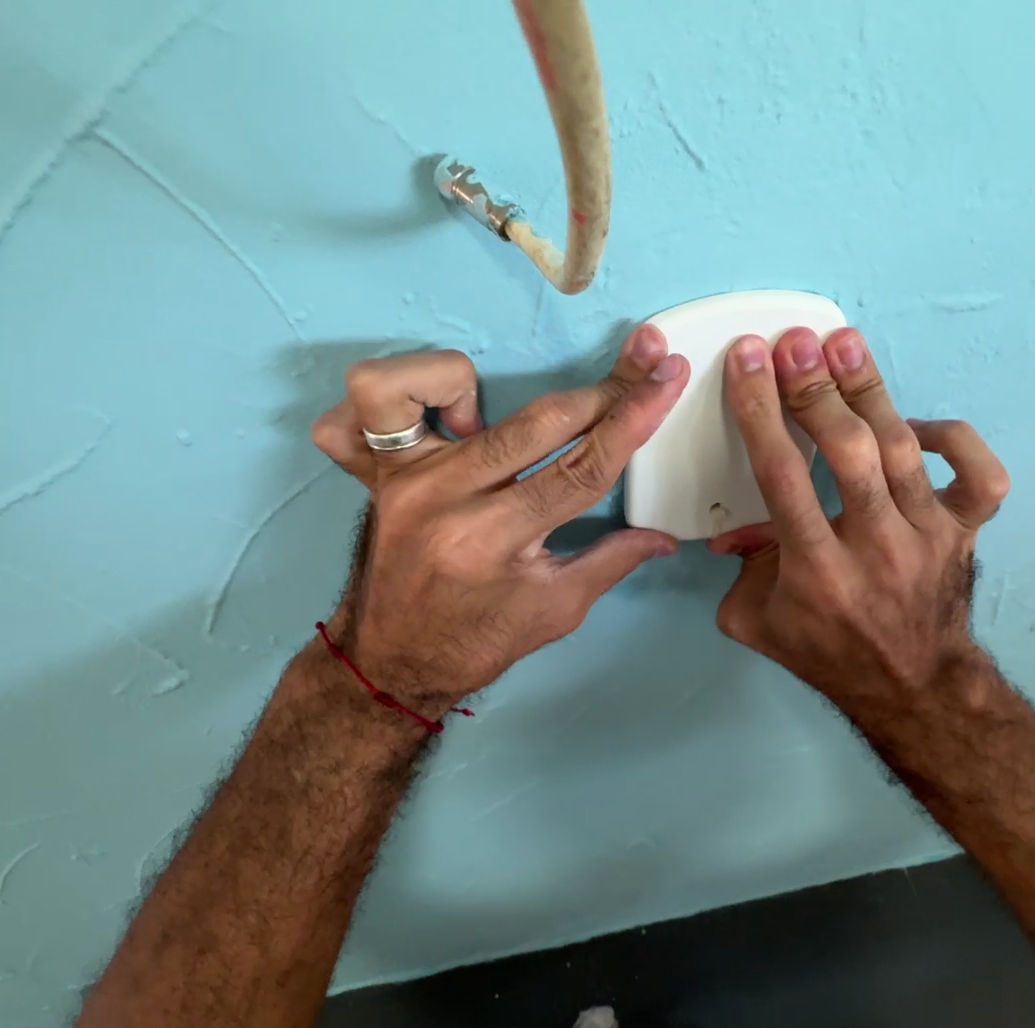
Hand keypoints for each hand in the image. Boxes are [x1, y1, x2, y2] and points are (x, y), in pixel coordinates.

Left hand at [310, 327, 689, 712]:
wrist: (390, 659)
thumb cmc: (477, 640)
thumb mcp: (554, 612)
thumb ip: (611, 562)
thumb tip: (665, 535)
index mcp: (497, 541)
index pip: (582, 468)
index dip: (634, 419)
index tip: (667, 376)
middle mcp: (447, 498)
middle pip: (540, 421)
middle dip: (603, 388)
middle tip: (641, 361)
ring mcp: (405, 476)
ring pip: (449, 383)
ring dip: (490, 385)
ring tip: (505, 414)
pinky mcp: (377, 467)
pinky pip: (367, 402)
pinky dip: (410, 389)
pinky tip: (444, 416)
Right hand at [707, 327, 1009, 721]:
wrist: (911, 686)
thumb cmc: (826, 651)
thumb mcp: (755, 620)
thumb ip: (738, 568)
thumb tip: (727, 522)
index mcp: (817, 572)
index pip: (782, 476)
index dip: (761, 411)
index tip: (748, 362)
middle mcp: (876, 549)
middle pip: (848, 452)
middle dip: (816, 389)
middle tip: (794, 343)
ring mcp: (928, 537)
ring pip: (903, 450)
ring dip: (869, 391)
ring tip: (843, 345)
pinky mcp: (964, 531)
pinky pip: (978, 475)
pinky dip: (952, 438)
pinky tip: (914, 422)